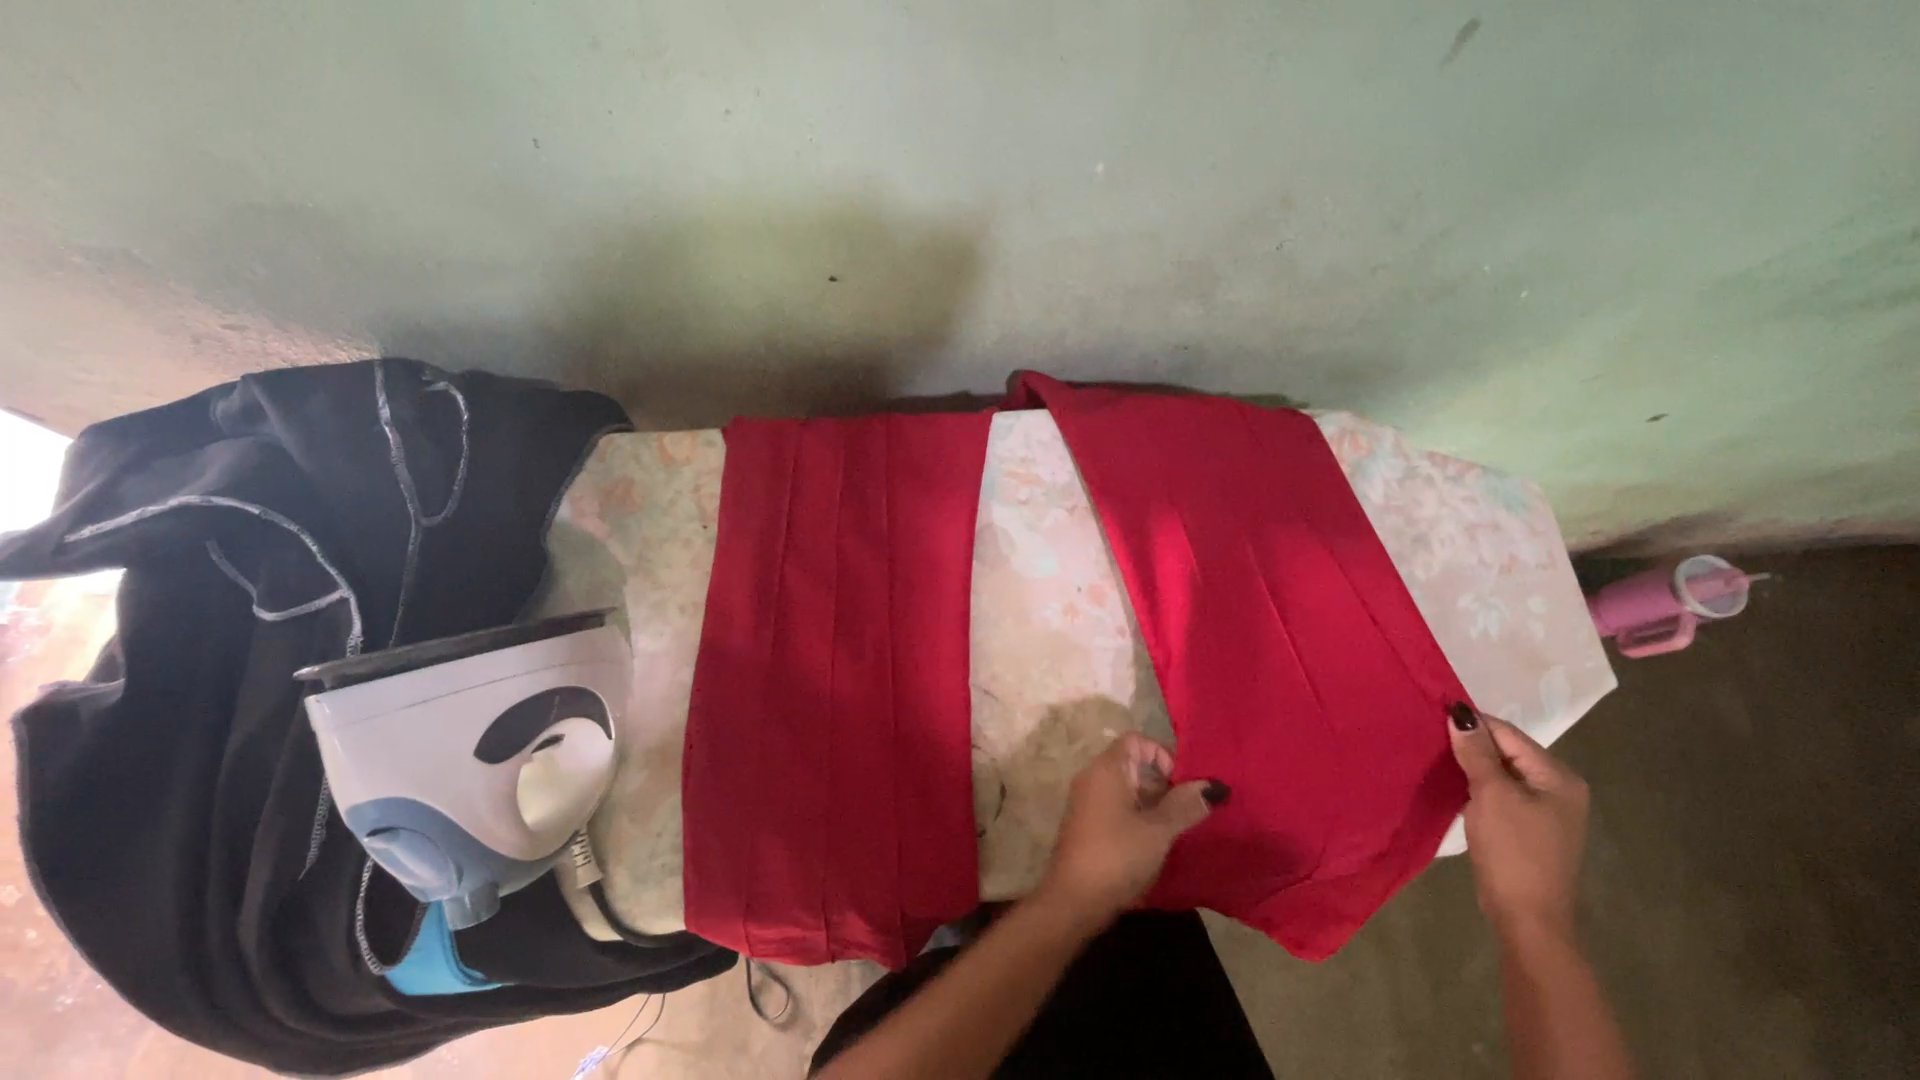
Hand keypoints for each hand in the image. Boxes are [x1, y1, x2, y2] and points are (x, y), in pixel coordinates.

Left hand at [1035, 733, 1219, 925]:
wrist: (1074, 900)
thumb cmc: (1117, 856)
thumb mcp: (1158, 830)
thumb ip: (1185, 805)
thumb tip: (1213, 786)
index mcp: (1107, 769)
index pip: (1137, 740)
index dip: (1164, 755)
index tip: (1183, 784)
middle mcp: (1093, 778)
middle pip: (1134, 764)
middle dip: (1164, 783)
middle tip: (1189, 809)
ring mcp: (1088, 802)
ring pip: (1128, 788)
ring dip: (1154, 803)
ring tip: (1179, 827)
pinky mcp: (1089, 825)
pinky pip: (1118, 807)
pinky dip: (1140, 817)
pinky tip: (1158, 841)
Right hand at [1449, 708, 1590, 940]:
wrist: (1527, 916)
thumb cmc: (1513, 850)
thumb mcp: (1491, 795)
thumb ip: (1477, 752)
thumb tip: (1460, 712)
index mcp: (1558, 777)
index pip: (1510, 734)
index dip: (1473, 723)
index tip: (1433, 714)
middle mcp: (1559, 789)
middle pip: (1508, 752)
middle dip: (1471, 744)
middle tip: (1429, 736)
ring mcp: (1546, 811)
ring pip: (1502, 774)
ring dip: (1472, 766)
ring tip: (1435, 757)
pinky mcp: (1529, 829)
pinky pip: (1501, 795)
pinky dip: (1478, 787)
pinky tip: (1454, 787)